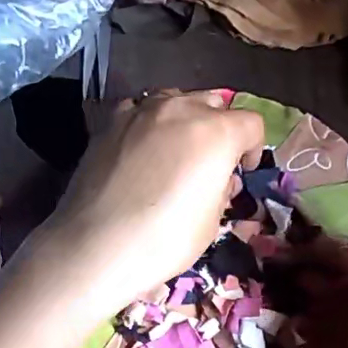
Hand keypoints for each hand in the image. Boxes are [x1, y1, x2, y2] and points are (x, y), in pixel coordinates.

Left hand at [28, 90, 263, 315]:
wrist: (95, 246)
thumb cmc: (163, 241)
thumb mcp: (210, 224)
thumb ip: (220, 190)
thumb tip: (218, 179)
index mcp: (216, 133)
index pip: (250, 123)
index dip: (252, 148)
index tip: (242, 172)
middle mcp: (180, 110)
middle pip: (213, 104)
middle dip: (219, 129)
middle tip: (211, 163)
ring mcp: (140, 111)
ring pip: (174, 101)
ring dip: (183, 121)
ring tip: (175, 153)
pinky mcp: (109, 122)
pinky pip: (138, 112)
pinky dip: (147, 125)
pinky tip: (140, 151)